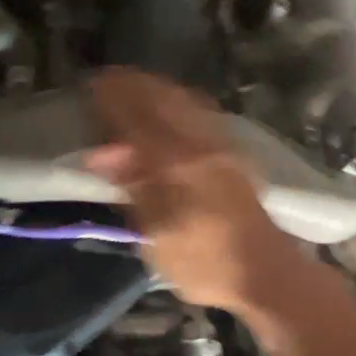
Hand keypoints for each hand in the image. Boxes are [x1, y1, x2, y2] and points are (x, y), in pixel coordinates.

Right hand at [86, 67, 309, 314]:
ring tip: (133, 90)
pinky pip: (202, 112)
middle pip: (163, 98)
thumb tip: (100, 154)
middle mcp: (202, 144)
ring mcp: (224, 146)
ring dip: (157, 89)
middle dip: (133, 85)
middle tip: (106, 83)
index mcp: (177, 163)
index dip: (111, 98)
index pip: (136, 115)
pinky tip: (171, 110)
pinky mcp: (236, 154)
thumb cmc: (205, 264)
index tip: (88, 88)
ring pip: (185, 100)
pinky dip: (179, 101)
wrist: (266, 272)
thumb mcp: (157, 237)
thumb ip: (132, 190)